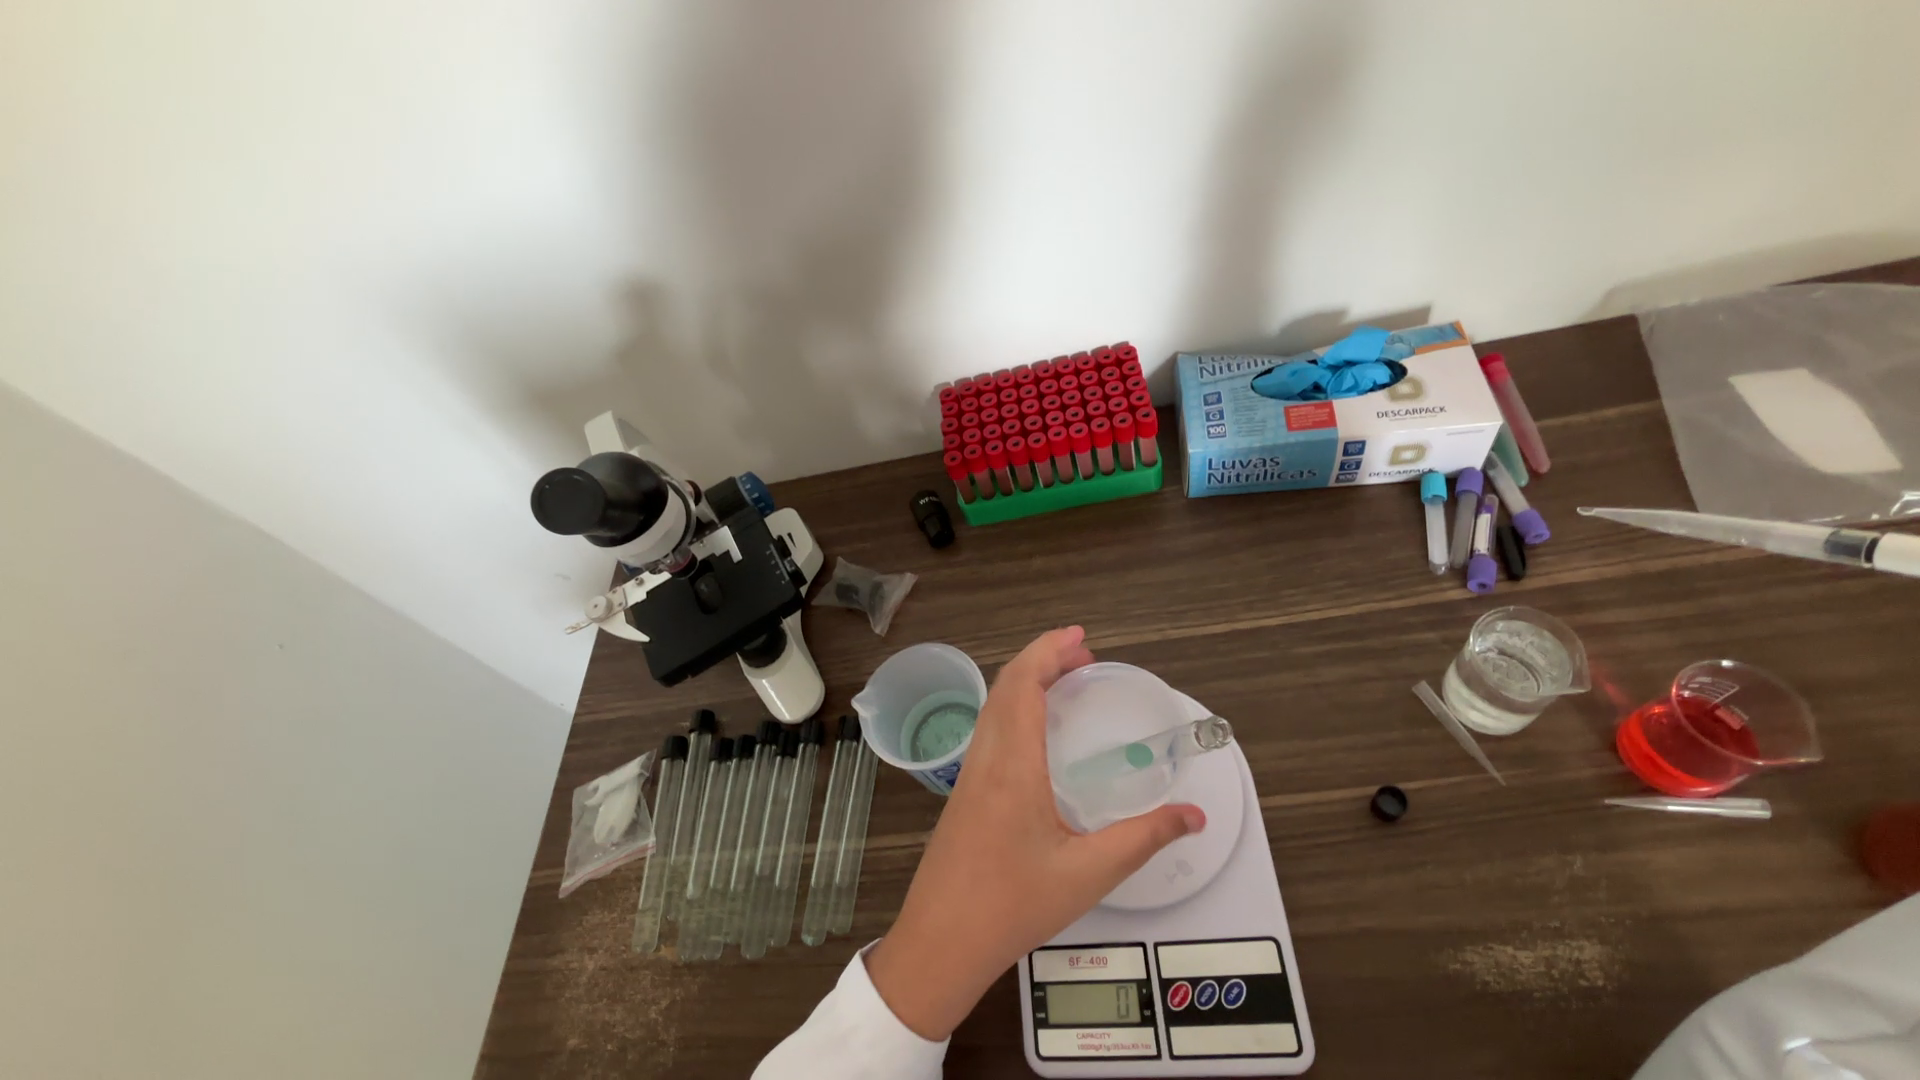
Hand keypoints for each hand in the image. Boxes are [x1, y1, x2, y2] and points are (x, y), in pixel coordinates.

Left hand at [866, 626, 1205, 1039]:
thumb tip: (1192, 817)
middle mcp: (984, 760)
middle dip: (1042, 660)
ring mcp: (968, 777)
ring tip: (1066, 684)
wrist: (940, 943)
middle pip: (1004, 688)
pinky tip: (1037, 735)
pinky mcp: (963, 795)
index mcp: (1011, 767)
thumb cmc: (1011, 906)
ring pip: (992, 708)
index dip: (1048, 652)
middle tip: (1084, 658)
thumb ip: (1143, 839)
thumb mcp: (1087, 874)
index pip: (1022, 686)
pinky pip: (988, 732)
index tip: (1079, 637)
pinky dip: (1014, 710)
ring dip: (1025, 684)